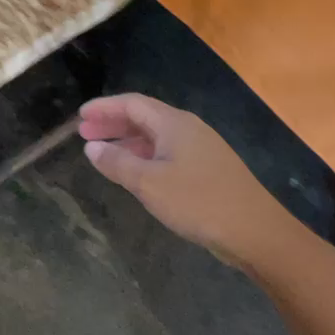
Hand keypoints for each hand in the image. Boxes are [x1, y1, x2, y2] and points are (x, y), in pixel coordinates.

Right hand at [79, 94, 296, 259]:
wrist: (255, 231)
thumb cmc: (198, 202)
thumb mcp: (148, 183)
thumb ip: (117, 163)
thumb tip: (92, 147)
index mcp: (173, 123)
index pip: (131, 104)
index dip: (104, 107)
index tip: (79, 116)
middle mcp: (188, 128)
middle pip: (144, 117)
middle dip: (113, 123)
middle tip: (84, 133)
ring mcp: (201, 148)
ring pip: (156, 136)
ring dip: (127, 141)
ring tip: (103, 153)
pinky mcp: (208, 169)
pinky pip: (167, 152)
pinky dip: (144, 156)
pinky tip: (135, 173)